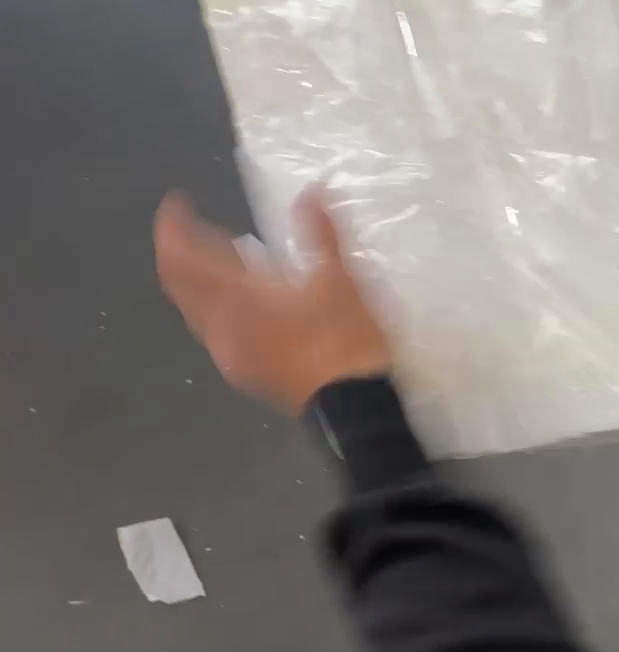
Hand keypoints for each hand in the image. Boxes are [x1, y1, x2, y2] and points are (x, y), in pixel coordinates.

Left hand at [154, 187, 391, 413]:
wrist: (357, 406)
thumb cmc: (346, 341)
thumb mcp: (342, 284)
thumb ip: (322, 238)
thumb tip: (313, 192)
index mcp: (233, 297)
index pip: (181, 251)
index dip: (174, 224)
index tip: (182, 203)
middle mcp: (218, 324)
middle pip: (180, 283)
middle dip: (188, 256)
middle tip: (211, 240)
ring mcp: (232, 355)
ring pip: (200, 313)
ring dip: (209, 289)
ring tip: (238, 278)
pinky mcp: (249, 377)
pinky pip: (222, 337)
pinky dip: (228, 317)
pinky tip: (258, 319)